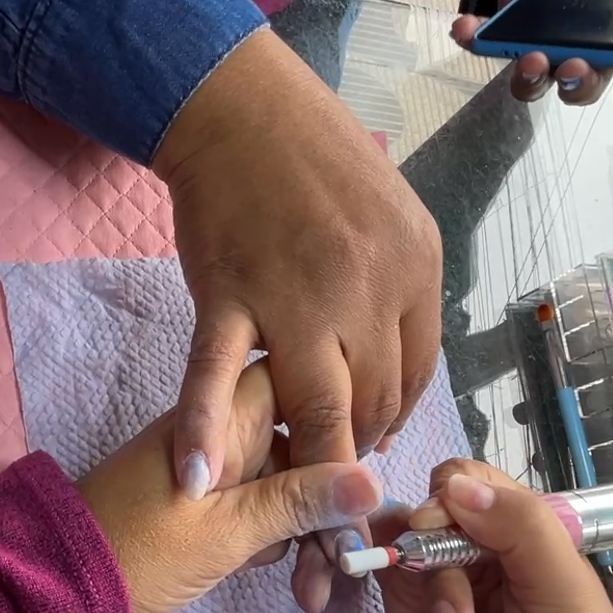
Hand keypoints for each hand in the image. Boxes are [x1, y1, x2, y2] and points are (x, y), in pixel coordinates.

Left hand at [78, 362, 381, 612]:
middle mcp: (220, 432)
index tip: (364, 490)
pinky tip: (261, 569)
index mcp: (223, 419)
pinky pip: (252, 506)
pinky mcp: (201, 498)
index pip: (299, 391)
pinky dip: (263, 538)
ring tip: (302, 585)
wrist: (63, 582)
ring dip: (296, 533)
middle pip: (298, 449)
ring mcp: (211, 466)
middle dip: (322, 507)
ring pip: (280, 485)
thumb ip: (298, 503)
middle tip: (336, 567)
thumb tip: (374, 483)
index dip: (339, 430)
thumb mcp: (225, 532)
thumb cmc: (140, 551)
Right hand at [152, 29, 441, 500]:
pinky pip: (215, 374)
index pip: (415, 376)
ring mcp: (293, 294)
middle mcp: (364, 286)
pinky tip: (197, 479)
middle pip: (370, 401)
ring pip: (312, 403)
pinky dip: (204, 428)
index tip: (365, 446)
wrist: (240, 114)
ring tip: (291, 499)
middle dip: (353, 454)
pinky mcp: (226, 298)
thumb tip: (388, 385)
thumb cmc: (318, 166)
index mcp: (413, 267)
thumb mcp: (392, 221)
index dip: (391, 424)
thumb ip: (400, 300)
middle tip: (329, 487)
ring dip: (304, 464)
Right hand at [371, 460, 612, 612]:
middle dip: (426, 533)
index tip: (442, 520)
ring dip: (418, 575)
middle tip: (435, 568)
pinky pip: (380, 570)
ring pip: (400, 538)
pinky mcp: (407, 605)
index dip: (450, 491)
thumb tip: (452, 484)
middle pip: (427, 505)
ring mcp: (436, 574)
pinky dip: (376, 573)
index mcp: (520, 528)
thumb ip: (518, 529)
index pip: (470, 480)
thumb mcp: (563, 589)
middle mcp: (474, 543)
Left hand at [451, 0, 612, 104]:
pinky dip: (471, 35)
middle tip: (567, 67)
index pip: (602, 77)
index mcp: (610, 43)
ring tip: (531, 57)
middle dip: (563, 82)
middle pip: (562, 86)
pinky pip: (482, 39)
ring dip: (524, 74)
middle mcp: (570, 50)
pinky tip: (464, 27)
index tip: (591, 74)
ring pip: (524, 78)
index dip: (594, 82)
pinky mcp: (503, 24)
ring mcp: (535, 39)